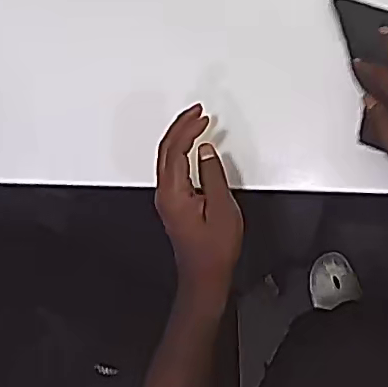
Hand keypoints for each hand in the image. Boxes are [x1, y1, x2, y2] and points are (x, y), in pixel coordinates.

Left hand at [154, 104, 242, 307]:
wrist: (205, 275)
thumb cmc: (214, 249)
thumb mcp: (222, 207)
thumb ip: (213, 174)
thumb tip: (205, 150)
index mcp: (173, 193)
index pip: (176, 151)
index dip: (188, 129)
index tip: (201, 116)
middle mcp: (165, 194)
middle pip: (166, 150)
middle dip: (181, 126)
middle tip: (196, 111)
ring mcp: (167, 199)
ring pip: (167, 157)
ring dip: (180, 136)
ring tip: (195, 121)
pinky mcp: (174, 202)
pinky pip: (172, 167)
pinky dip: (182, 150)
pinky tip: (192, 145)